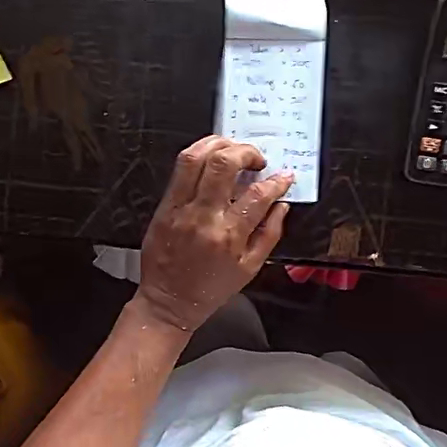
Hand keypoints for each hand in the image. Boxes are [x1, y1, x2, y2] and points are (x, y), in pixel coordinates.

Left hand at [134, 135, 293, 332]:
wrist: (169, 302)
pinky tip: (210, 158)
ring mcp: (180, 210)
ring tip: (232, 149)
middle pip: (224, 164)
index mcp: (229, 236)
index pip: (258, 195)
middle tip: (255, 159)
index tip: (283, 177)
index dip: (276, 181)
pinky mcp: (164, 208)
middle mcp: (203, 218)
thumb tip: (281, 206)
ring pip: (195, 159)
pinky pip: (179, 171)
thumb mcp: (250, 268)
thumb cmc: (209, 289)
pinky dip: (197, 157)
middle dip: (246, 152)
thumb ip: (269, 234)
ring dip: (218, 144)